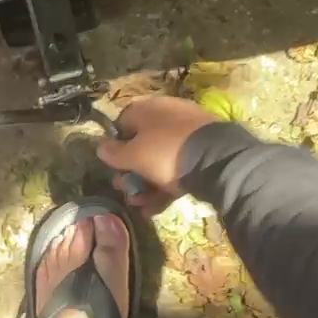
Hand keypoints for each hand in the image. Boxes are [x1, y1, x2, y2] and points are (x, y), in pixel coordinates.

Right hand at [96, 96, 218, 213]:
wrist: (217, 160)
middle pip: (141, 144)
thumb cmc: (166, 152)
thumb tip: (101, 148)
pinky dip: (165, 187)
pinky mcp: (202, 153)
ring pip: (159, 159)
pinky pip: (177, 168)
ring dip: (145, 183)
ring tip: (139, 205)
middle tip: (125, 190)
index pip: (123, 122)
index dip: (115, 145)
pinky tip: (155, 208)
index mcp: (148, 109)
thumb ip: (115, 153)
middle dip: (130, 170)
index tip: (113, 165)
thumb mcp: (134, 155)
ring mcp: (187, 135)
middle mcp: (167, 117)